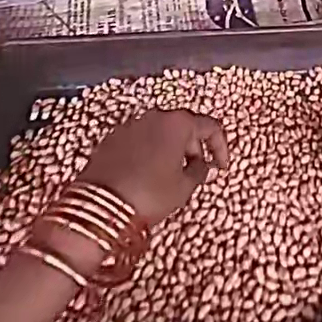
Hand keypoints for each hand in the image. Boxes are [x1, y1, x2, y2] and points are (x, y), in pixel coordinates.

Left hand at [77, 111, 229, 221]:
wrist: (99, 206)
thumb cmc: (148, 194)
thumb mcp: (184, 188)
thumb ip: (200, 171)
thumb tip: (201, 164)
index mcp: (178, 123)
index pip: (210, 126)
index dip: (220, 147)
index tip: (222, 166)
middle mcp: (155, 116)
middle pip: (184, 127)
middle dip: (194, 149)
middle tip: (197, 173)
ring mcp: (132, 124)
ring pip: (161, 133)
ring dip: (171, 151)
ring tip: (172, 177)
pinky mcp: (113, 138)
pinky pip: (141, 141)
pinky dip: (150, 153)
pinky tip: (148, 175)